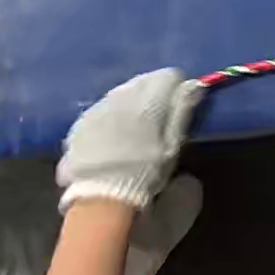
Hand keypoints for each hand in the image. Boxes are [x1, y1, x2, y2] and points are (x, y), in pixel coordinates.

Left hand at [57, 68, 202, 211]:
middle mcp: (121, 94)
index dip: (178, 92)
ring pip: (121, 94)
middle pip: (143, 82)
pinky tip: (112, 141)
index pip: (170, 76)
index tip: (179, 111)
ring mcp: (98, 107)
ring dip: (131, 106)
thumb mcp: (173, 145)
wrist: (102, 198)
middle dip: (153, 97)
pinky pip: (101, 110)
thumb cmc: (146, 173)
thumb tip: (193, 86)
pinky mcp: (81, 123)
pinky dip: (110, 119)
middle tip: (159, 123)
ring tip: (135, 133)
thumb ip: (182, 111)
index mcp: (148, 97)